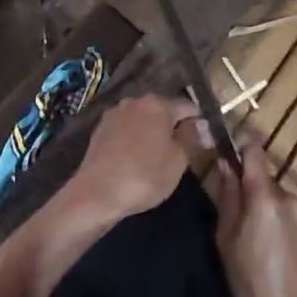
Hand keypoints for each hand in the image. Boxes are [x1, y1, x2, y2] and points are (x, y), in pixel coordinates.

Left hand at [66, 92, 193, 219]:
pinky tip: (134, 160)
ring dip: (152, 132)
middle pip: (164, 110)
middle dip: (173, 127)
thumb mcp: (179, 160)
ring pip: (143, 119)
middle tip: (179, 152)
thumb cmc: (144, 176)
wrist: (95, 195)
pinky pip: (126, 129)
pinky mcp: (99, 130)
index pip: (188, 106)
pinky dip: (134, 139)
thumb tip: (200, 125)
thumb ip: (192, 137)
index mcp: (158, 103)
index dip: (198, 124)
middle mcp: (136, 101)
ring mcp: (114, 114)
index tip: (201, 143)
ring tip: (155, 157)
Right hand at [198, 145, 296, 296]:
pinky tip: (281, 246)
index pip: (255, 152)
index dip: (243, 152)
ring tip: (263, 240)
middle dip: (254, 190)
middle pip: (268, 178)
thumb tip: (225, 163)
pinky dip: (286, 218)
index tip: (232, 162)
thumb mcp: (226, 239)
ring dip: (271, 206)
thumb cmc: (250, 281)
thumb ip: (227, 196)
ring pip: (282, 195)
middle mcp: (291, 194)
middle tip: (242, 221)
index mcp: (265, 196)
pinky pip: (296, 209)